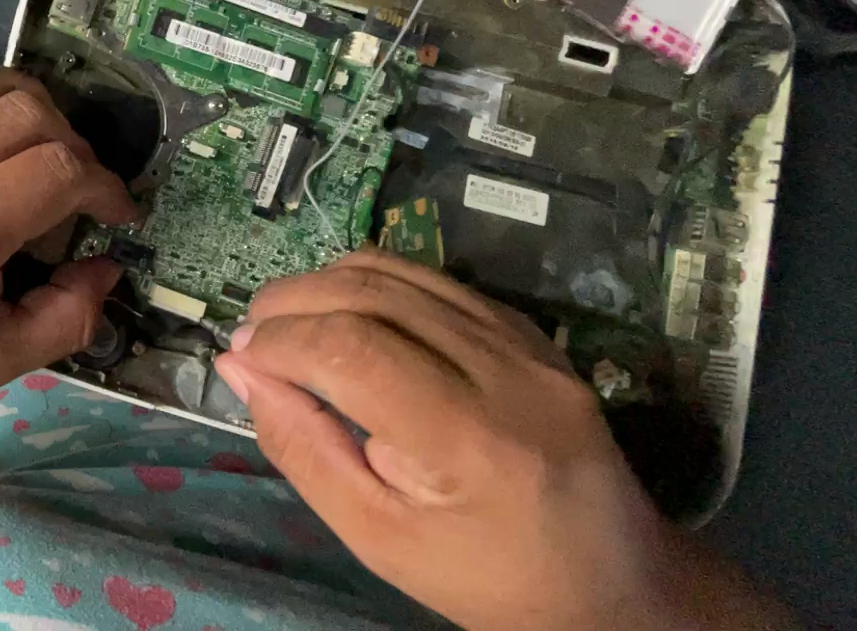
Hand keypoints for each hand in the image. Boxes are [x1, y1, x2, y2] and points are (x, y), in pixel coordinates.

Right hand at [215, 250, 793, 630]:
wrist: (619, 585)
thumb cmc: (486, 576)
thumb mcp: (376, 535)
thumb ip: (300, 446)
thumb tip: (237, 367)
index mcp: (472, 441)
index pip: (351, 350)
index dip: (280, 341)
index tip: (241, 359)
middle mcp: (506, 373)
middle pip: (367, 294)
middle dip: (287, 303)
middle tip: (251, 334)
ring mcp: (523, 342)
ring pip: (391, 271)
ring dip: (318, 283)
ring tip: (285, 319)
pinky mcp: (524, 328)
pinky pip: (424, 276)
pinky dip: (362, 280)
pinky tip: (340, 312)